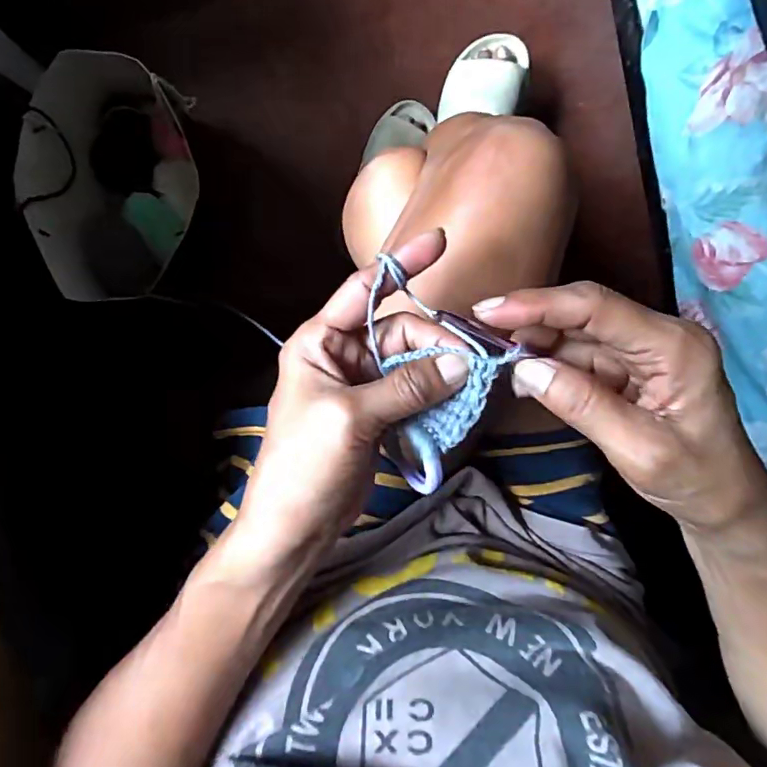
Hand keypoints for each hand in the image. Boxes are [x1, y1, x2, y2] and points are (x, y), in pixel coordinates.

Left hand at [229, 230, 468, 567]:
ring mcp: (360, 386)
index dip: (400, 264)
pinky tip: (459, 404)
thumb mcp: (352, 418)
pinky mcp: (377, 415)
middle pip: (398, 331)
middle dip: (436, 341)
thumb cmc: (304, 464)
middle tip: (473, 364)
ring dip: (441, 371)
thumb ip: (406, 387)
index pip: (362, 289)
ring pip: (412, 363)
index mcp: (319, 342)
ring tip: (473, 384)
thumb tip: (462, 363)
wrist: (293, 526)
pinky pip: (414, 393)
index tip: (439, 241)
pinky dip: (436, 397)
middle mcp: (340, 356)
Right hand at [473, 282, 766, 530]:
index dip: (539, 304)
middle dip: (530, 320)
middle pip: (583, 313)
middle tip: (479, 332)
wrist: (725, 505)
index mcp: (673, 346)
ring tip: (495, 357)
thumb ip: (582, 405)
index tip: (489, 310)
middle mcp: (659, 336)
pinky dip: (548, 362)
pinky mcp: (629, 366)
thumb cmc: (695, 480)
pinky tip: (523, 375)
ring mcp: (643, 350)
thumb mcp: (639, 450)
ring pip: (576, 332)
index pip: (596, 308)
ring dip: (535, 342)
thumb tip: (524, 369)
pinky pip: (580, 354)